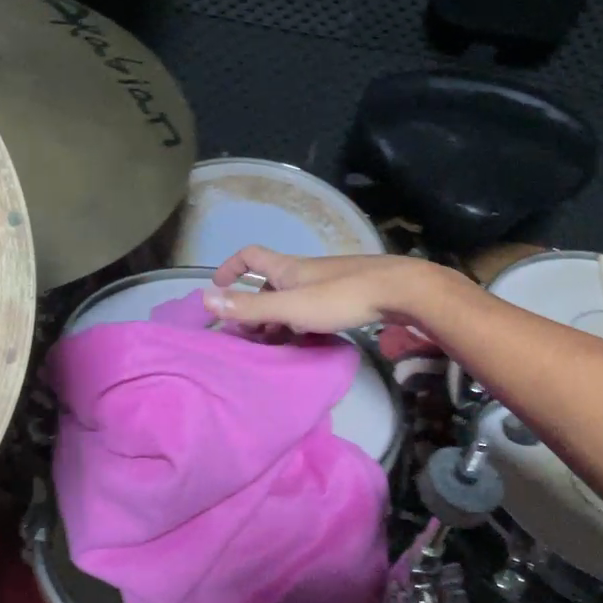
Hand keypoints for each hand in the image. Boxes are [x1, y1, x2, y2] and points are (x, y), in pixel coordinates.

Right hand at [204, 246, 452, 334]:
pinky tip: (307, 342)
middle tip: (248, 336)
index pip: (250, 256)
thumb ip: (250, 306)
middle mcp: (303, 272)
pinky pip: (311, 308)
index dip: (231, 267)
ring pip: (291, 300)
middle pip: (269, 285)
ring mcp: (326, 283)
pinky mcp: (345, 296)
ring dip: (277, 320)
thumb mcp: (290, 307)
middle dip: (253, 308)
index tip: (219, 288)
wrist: (397, 290)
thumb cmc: (340, 297)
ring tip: (274, 347)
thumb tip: (205, 299)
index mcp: (286, 269)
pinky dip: (300, 324)